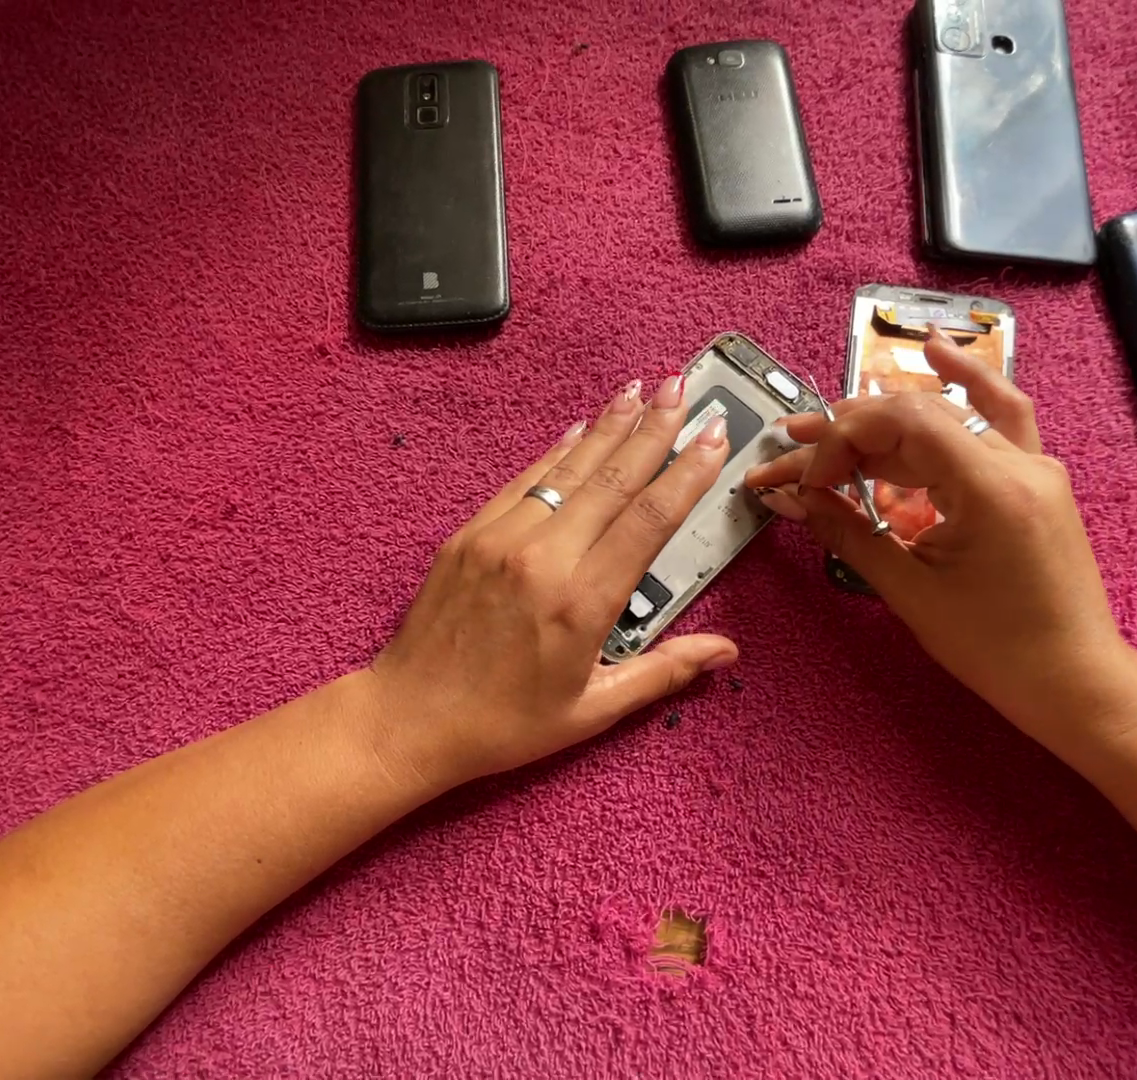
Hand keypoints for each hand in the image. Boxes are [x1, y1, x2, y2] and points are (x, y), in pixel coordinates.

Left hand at [363, 376, 738, 790]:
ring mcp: (499, 540)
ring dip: (606, 428)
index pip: (648, 521)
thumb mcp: (592, 709)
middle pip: (611, 480)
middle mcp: (542, 558)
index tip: (713, 437)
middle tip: (683, 387)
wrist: (411, 716)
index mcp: (581, 603)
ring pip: (566, 471)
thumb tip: (726, 651)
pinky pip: (521, 482)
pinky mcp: (468, 535)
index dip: (686, 474)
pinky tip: (577, 429)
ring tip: (639, 390)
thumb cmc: (504, 723)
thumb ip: (663, 672)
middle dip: (652, 430)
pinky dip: (554, 454)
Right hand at [744, 328, 1136, 749]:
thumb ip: (846, 532)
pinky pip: (996, 416)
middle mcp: (1018, 462)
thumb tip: (790, 498)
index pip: (901, 423)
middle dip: (843, 431)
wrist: (1073, 678)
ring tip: (821, 427)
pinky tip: (935, 352)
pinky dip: (963, 384)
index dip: (840, 440)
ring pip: (945, 414)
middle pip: (915, 413)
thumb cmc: (992, 646)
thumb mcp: (908, 591)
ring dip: (879, 420)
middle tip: (787, 446)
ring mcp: (1031, 465)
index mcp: (991, 489)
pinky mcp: (1028, 477)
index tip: (806, 483)